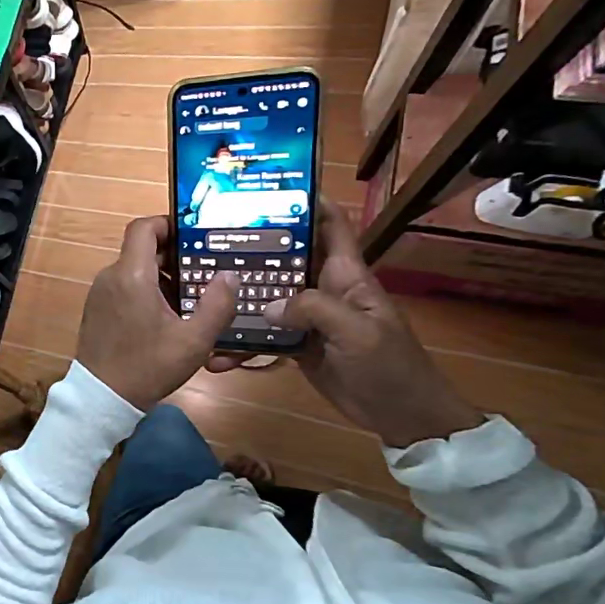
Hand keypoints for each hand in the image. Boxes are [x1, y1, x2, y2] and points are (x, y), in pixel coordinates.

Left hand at [77, 216, 238, 411]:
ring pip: (135, 269)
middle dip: (175, 256)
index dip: (168, 223)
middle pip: (143, 249)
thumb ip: (217, 306)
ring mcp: (100, 292)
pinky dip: (146, 290)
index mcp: (132, 275)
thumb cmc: (148, 367)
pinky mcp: (97, 308)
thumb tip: (230, 275)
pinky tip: (167, 316)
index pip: (144, 227)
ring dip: (163, 276)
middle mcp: (112, 276)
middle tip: (204, 270)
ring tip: (191, 297)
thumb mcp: (193, 341)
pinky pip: (125, 286)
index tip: (194, 236)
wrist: (102, 399)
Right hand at [208, 201, 480, 447]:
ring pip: (270, 295)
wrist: (402, 415)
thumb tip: (267, 306)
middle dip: (255, 246)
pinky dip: (243, 343)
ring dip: (241, 296)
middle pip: (288, 256)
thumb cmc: (390, 366)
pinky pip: (266, 336)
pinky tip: (218, 353)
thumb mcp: (357, 331)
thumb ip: (314, 309)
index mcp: (345, 274)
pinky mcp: (298, 344)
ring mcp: (309, 317)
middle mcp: (323, 287)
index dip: (307, 201)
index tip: (268, 187)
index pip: (330, 225)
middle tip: (210, 238)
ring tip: (202, 291)